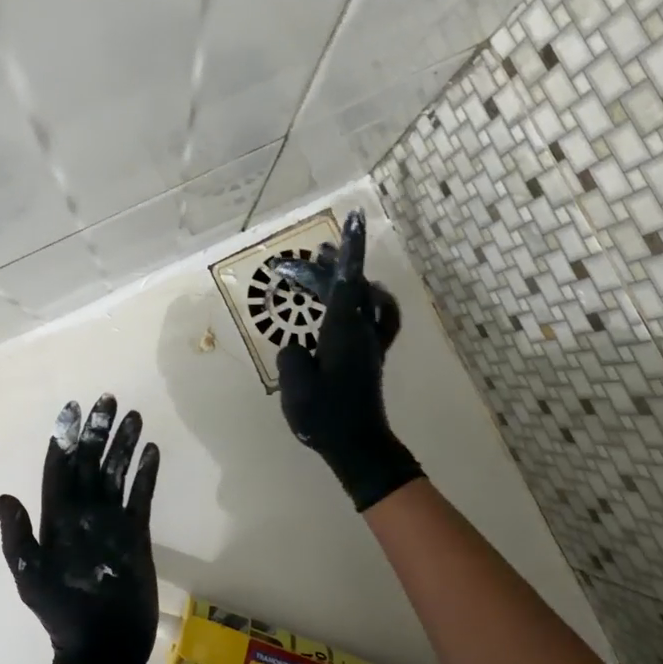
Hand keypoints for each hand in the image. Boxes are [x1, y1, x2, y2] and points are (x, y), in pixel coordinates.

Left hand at [0, 394, 160, 663]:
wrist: (101, 647)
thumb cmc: (61, 613)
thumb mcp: (31, 576)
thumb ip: (19, 536)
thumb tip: (5, 496)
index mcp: (56, 518)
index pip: (60, 467)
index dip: (65, 437)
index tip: (73, 408)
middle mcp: (83, 512)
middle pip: (90, 462)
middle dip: (99, 431)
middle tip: (110, 400)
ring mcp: (110, 521)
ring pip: (117, 472)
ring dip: (124, 445)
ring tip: (135, 417)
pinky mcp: (135, 533)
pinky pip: (140, 495)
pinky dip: (145, 474)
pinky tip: (152, 451)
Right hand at [272, 209, 422, 511]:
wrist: (357, 445)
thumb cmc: (324, 416)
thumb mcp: (296, 386)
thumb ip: (293, 359)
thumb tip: (298, 349)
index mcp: (342, 331)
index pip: (346, 281)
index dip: (349, 249)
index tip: (354, 218)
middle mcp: (359, 330)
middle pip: (346, 286)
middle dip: (322, 269)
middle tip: (289, 264)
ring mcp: (368, 343)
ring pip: (360, 297)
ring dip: (342, 277)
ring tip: (321, 262)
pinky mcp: (369, 356)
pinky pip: (373, 317)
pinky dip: (365, 301)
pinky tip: (358, 297)